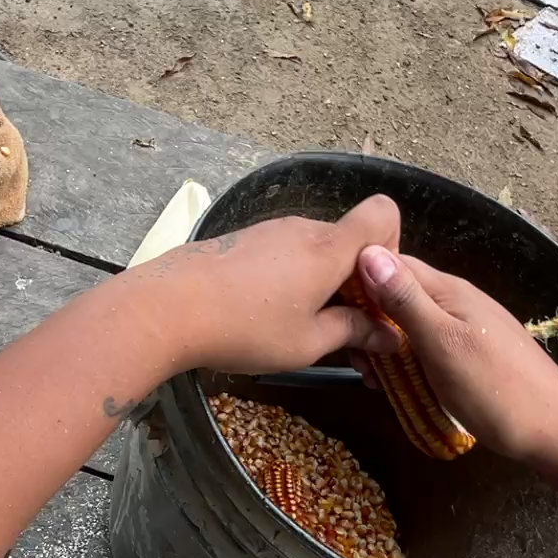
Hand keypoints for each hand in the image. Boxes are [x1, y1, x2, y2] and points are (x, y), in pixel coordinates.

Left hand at [122, 194, 404, 374]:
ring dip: (317, 281)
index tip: (374, 292)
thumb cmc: (245, 328)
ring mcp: (267, 231)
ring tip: (296, 326)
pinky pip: (280, 253)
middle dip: (353, 279)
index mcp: (329, 248)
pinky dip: (286, 277)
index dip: (391, 246)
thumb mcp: (307, 343)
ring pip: (311, 249)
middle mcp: (302, 229)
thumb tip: (389, 335)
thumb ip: (353, 333)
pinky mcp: (239, 240)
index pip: (382, 214)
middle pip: (346, 240)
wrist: (165, 307)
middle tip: (341, 327)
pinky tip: (260, 311)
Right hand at [351, 246, 557, 464]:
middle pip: (394, 293)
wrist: (554, 433)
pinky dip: (401, 359)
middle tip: (354, 356)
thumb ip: (404, 299)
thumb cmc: (495, 388)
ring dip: (380, 343)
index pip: (389, 262)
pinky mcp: (464, 351)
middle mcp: (452, 300)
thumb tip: (367, 251)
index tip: (332, 311)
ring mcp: (461, 326)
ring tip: (370, 376)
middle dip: (365, 318)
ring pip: (405, 322)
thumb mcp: (441, 342)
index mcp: (447, 290)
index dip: (356, 279)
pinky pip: (420, 344)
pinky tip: (394, 383)